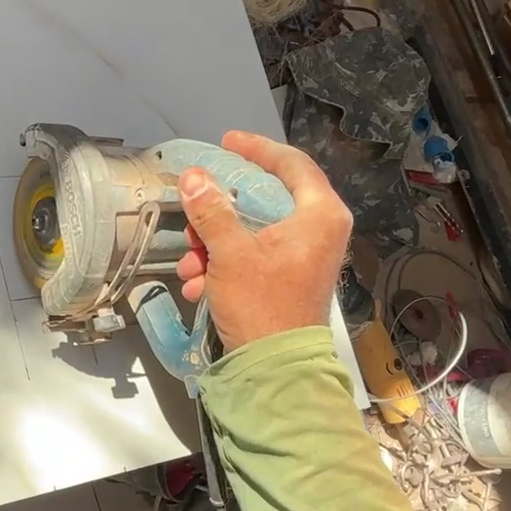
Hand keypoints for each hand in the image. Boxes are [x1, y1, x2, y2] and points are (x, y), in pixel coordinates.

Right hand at [176, 131, 351, 350]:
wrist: (274, 368)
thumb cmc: (261, 304)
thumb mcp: (230, 253)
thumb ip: (212, 211)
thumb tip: (194, 176)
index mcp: (319, 214)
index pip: (291, 163)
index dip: (256, 149)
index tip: (226, 142)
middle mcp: (318, 231)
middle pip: (264, 200)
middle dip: (219, 213)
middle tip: (194, 217)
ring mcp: (303, 257)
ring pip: (251, 232)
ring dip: (213, 245)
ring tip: (191, 265)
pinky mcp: (287, 279)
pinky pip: (251, 258)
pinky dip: (222, 267)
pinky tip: (199, 286)